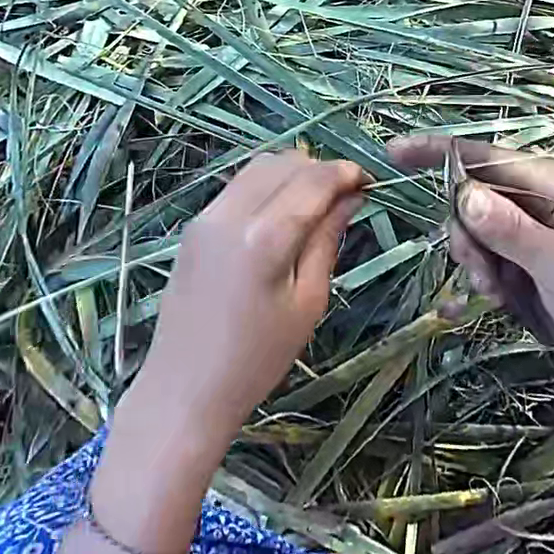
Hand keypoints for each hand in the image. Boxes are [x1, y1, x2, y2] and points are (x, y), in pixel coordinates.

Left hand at [77, 151, 363, 553]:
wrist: (184, 390)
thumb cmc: (257, 358)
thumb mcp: (308, 302)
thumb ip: (327, 239)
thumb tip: (351, 197)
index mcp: (265, 237)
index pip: (314, 180)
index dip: (345, 172)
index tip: (369, 180)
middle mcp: (232, 213)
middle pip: (286, 164)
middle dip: (321, 169)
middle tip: (345, 194)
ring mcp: (207, 215)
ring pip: (260, 166)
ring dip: (293, 171)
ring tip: (316, 199)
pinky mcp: (194, 224)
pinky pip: (239, 184)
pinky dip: (267, 183)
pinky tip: (282, 210)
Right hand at [387, 135, 553, 361]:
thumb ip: (513, 231)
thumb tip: (464, 195)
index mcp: (546, 181)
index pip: (481, 155)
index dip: (436, 152)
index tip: (395, 153)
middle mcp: (531, 192)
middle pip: (469, 195)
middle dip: (465, 234)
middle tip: (482, 272)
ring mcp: (525, 219)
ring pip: (471, 226)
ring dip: (474, 259)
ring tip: (498, 290)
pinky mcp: (520, 246)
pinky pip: (482, 249)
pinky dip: (484, 272)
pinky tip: (503, 295)